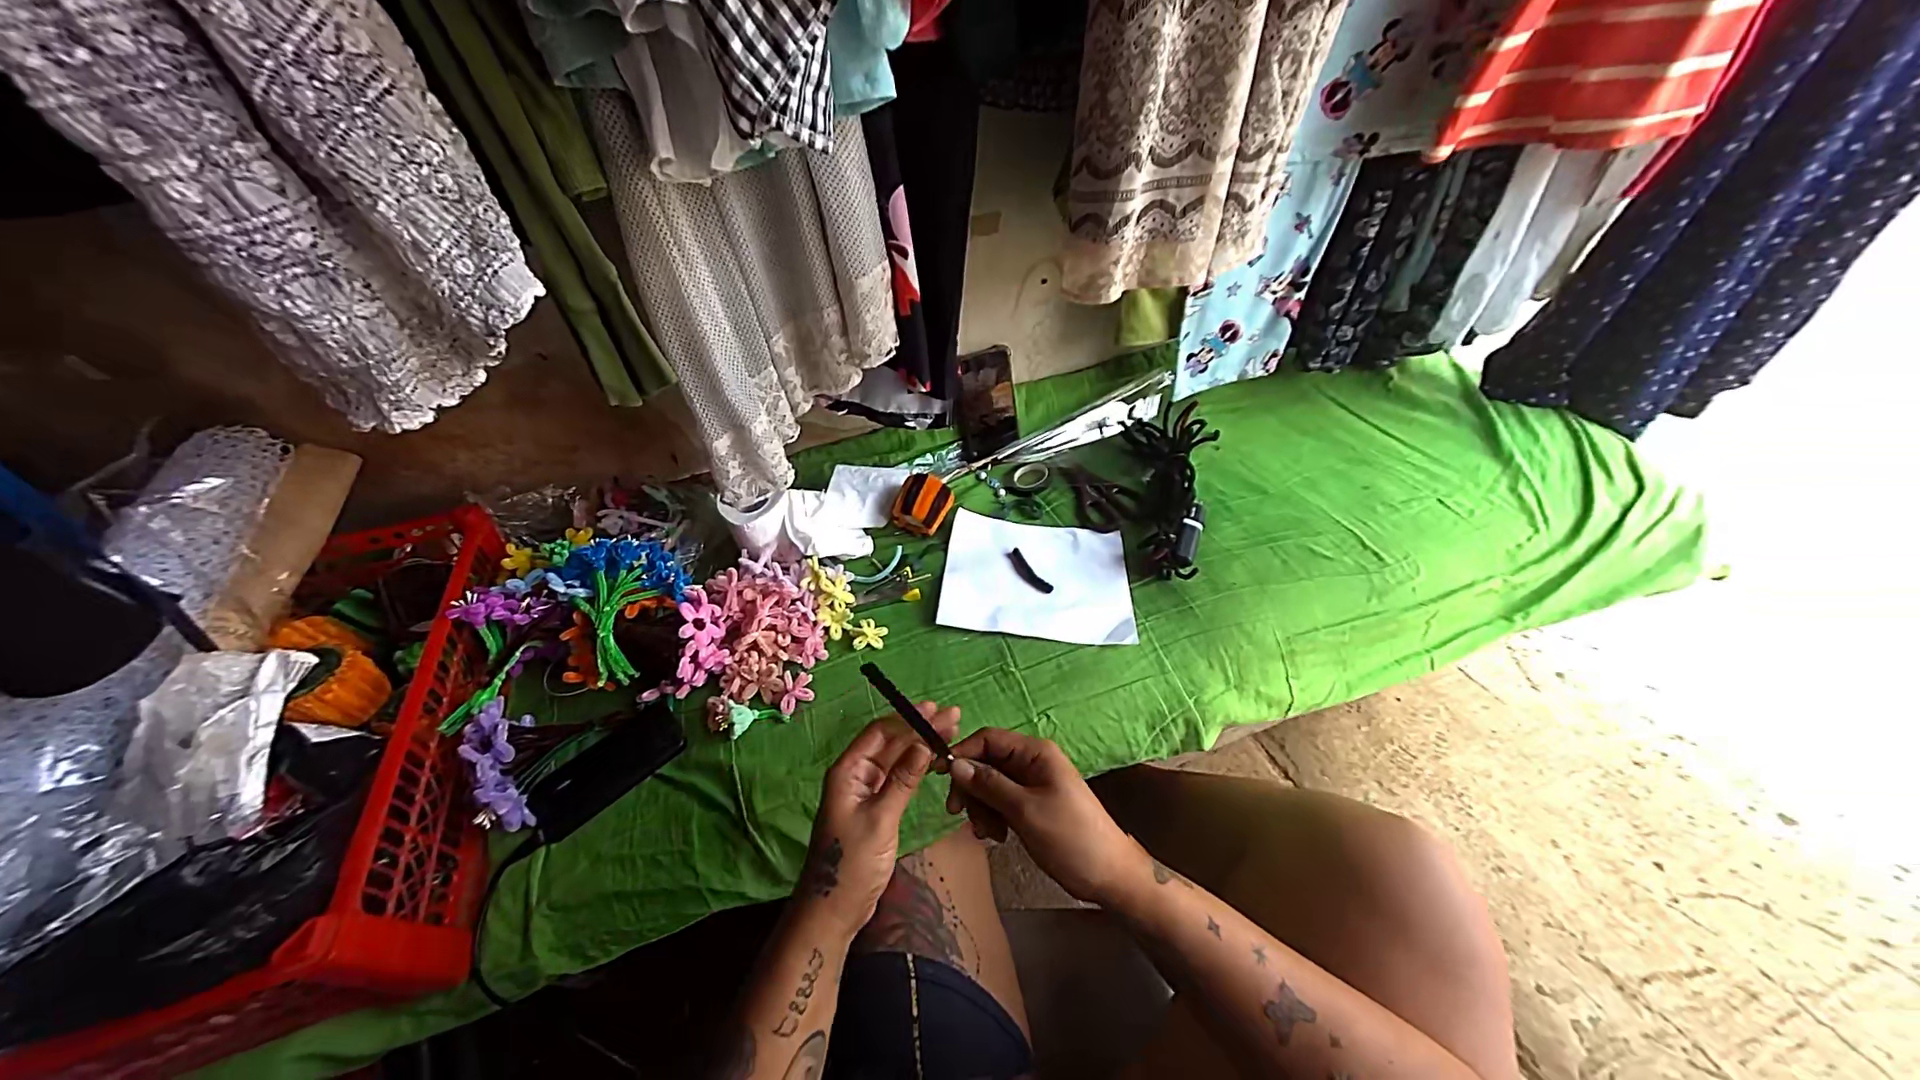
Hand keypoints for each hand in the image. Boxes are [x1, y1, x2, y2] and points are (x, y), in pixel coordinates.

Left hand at [795, 704, 960, 933]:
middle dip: (920, 728)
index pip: (881, 732)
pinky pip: (898, 777)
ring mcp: (866, 791)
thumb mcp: (880, 819)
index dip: (909, 719)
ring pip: (897, 758)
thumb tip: (924, 744)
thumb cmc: (851, 864)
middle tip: (953, 717)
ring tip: (950, 732)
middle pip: (891, 742)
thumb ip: (902, 780)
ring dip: (921, 744)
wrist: (834, 909)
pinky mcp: (876, 807)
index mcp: (848, 771)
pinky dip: (917, 766)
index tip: (937, 711)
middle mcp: (856, 775)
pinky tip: (935, 760)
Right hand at [943, 727, 1148, 905]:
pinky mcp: (1032, 805)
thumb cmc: (1070, 838)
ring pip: (990, 785)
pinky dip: (993, 816)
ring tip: (989, 834)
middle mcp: (1033, 762)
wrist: (1109, 876)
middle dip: (972, 788)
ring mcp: (1033, 784)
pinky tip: (998, 836)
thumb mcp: (1025, 810)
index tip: (940, 777)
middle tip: (960, 815)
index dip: (963, 753)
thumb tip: (955, 764)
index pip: (988, 739)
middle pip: (986, 762)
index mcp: (1035, 753)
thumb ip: (989, 785)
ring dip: (982, 807)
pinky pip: (1001, 802)